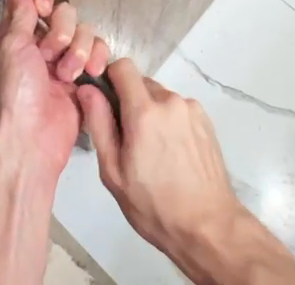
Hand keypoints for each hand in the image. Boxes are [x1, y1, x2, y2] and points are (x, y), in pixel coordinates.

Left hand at [0, 0, 110, 178]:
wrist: (34, 140)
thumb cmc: (16, 94)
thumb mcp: (11, 49)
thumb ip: (19, 16)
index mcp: (18, 36)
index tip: (44, 8)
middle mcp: (41, 45)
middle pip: (65, 12)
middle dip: (62, 31)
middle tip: (51, 55)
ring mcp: (64, 60)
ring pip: (85, 31)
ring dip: (79, 50)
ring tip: (69, 75)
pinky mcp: (85, 76)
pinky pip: (99, 52)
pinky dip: (97, 58)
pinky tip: (91, 73)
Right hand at [79, 60, 294, 283]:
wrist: (208, 226)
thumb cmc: (154, 206)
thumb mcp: (114, 172)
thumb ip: (99, 124)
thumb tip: (86, 90)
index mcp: (144, 112)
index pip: (123, 67)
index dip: (109, 78)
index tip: (105, 100)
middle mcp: (170, 101)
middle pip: (141, 83)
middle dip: (129, 102)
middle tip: (127, 139)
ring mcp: (191, 109)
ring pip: (160, 97)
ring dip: (150, 113)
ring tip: (152, 152)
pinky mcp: (205, 119)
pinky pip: (178, 108)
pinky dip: (169, 121)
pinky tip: (171, 153)